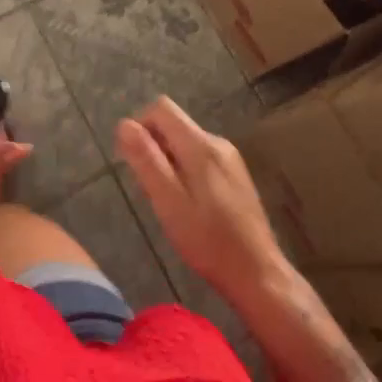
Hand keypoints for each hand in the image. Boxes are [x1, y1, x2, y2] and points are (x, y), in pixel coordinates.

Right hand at [117, 96, 282, 295]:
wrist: (257, 273)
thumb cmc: (207, 240)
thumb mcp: (169, 202)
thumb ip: (146, 160)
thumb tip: (124, 124)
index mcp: (200, 145)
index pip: (161, 108)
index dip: (140, 125)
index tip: (133, 159)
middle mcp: (217, 143)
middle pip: (174, 125)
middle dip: (154, 147)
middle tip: (150, 189)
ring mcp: (230, 159)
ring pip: (186, 143)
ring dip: (168, 161)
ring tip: (168, 202)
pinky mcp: (236, 175)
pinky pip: (201, 158)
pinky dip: (185, 171)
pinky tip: (188, 206)